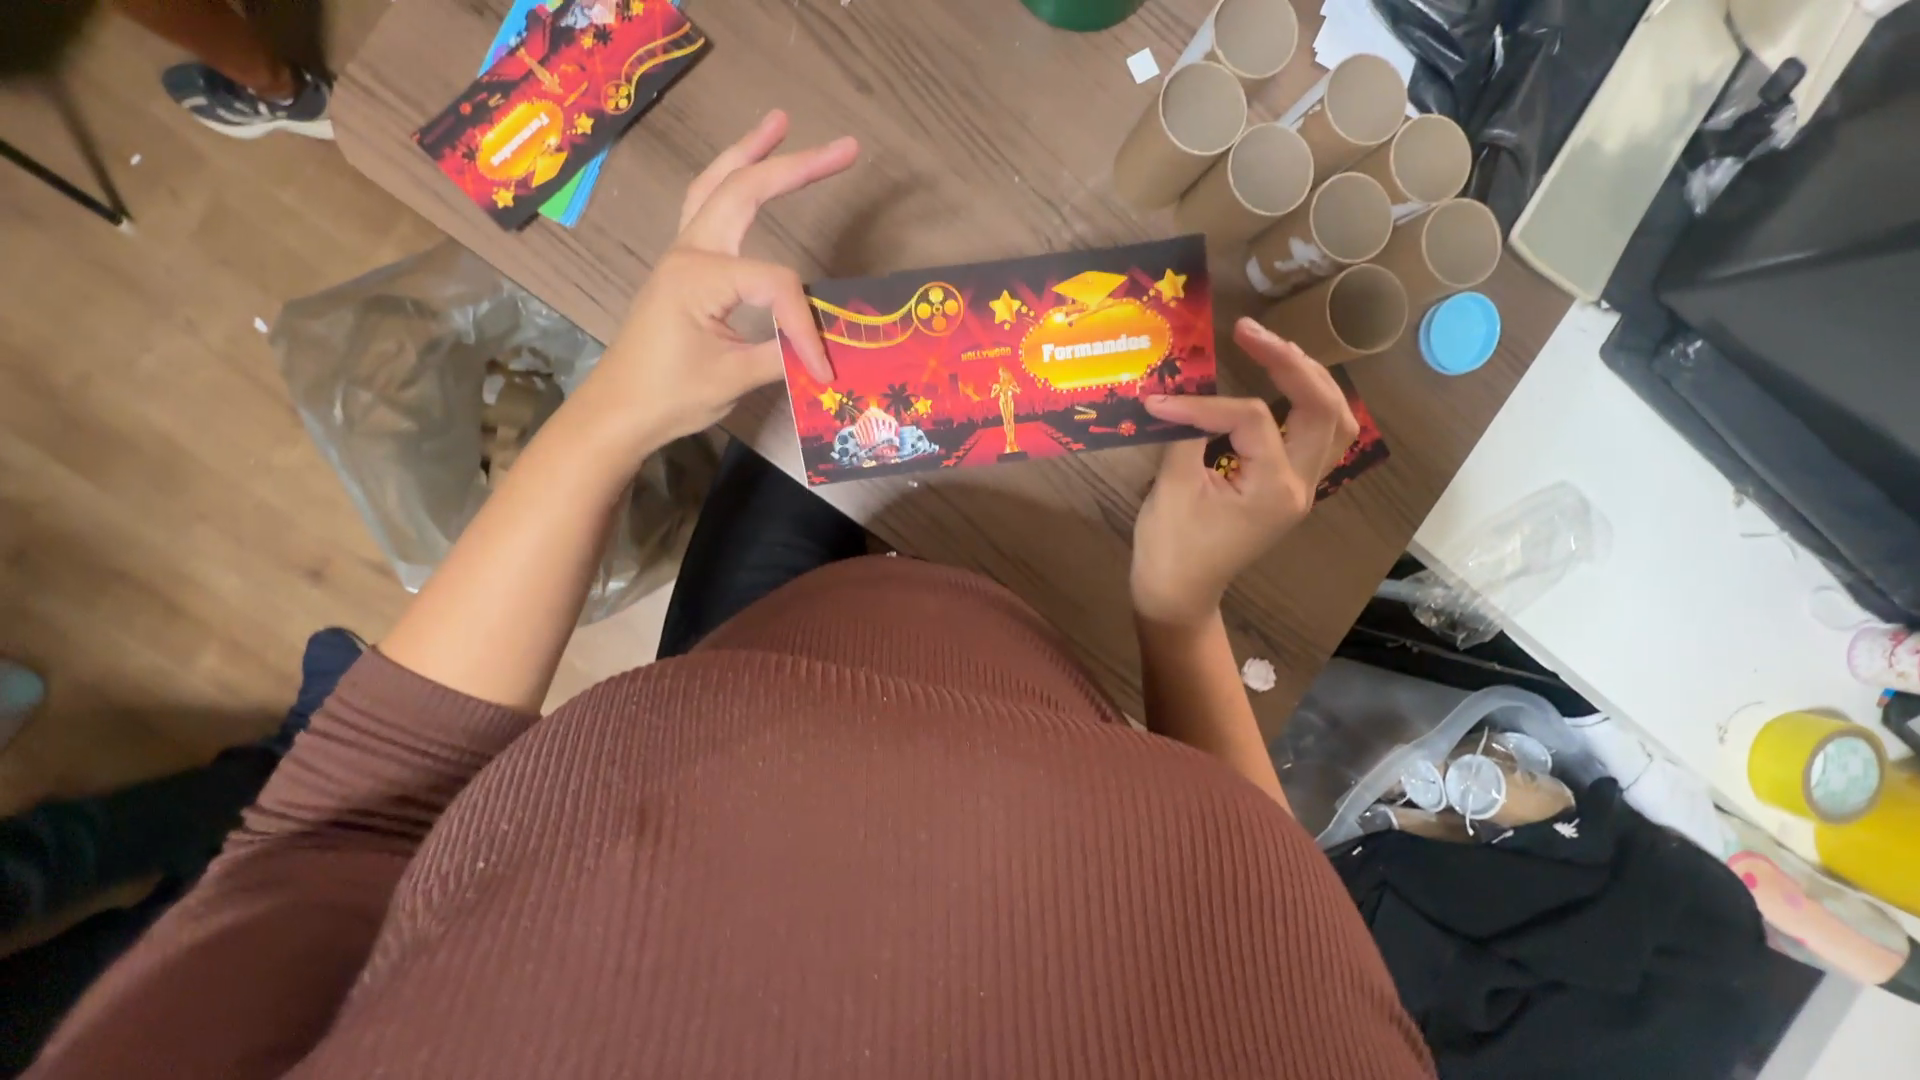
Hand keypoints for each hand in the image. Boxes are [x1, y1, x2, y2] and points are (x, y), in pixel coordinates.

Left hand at [565, 110, 856, 458]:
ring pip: (717, 186)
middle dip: (795, 165)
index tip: (823, 369)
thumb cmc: (668, 396)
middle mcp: (689, 251)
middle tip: (845, 149)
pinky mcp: (682, 268)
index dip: (807, 326)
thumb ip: (784, 353)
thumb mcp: (733, 378)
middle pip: (745, 189)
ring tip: (780, 123)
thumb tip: (827, 345)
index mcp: (700, 275)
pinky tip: (743, 174)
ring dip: (750, 152)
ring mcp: (682, 255)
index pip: (777, 284)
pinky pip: (705, 208)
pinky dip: (728, 183)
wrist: (618, 411)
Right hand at [1130, 318, 1359, 627]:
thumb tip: (1182, 389)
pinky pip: (1315, 437)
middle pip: (1325, 408)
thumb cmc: (1171, 548)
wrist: (1177, 593)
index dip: (1204, 401)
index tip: (1160, 400)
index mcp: (1275, 488)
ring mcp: (1301, 489)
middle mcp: (1302, 485)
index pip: (1252, 417)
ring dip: (1310, 381)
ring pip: (1333, 422)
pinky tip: (1281, 384)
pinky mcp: (1287, 489)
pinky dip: (1305, 405)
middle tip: (1250, 333)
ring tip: (1275, 350)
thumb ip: (1186, 432)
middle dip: (1291, 363)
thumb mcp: (1173, 487)